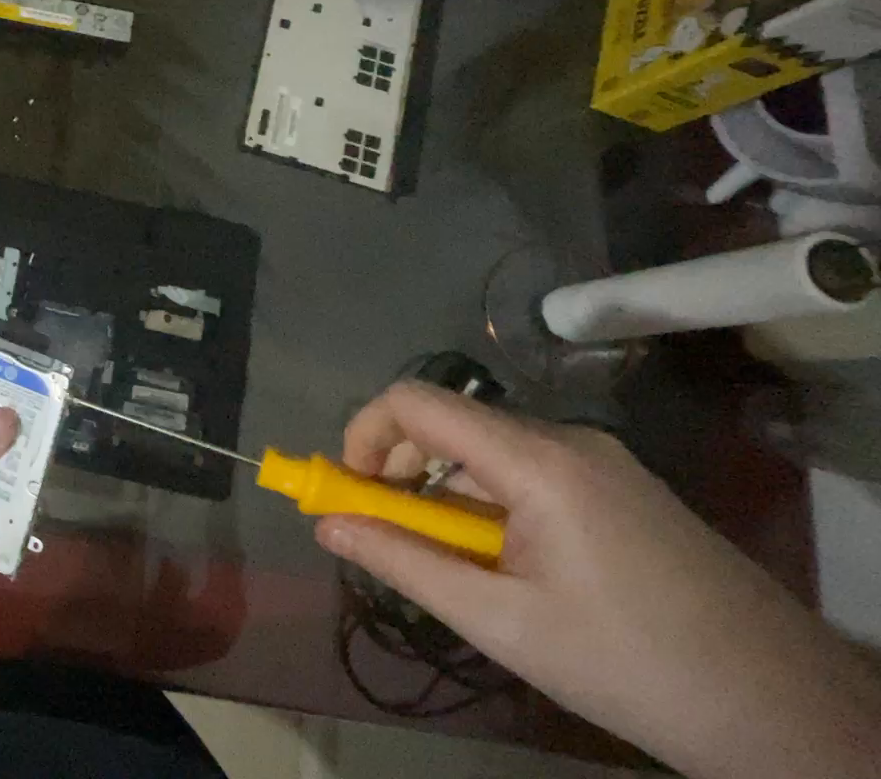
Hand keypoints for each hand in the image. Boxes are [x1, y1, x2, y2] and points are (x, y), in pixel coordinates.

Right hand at [318, 381, 880, 778]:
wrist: (792, 714)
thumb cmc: (629, 665)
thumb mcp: (498, 621)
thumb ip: (402, 562)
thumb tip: (325, 524)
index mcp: (539, 462)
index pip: (416, 402)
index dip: (363, 434)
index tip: (347, 491)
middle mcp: (569, 441)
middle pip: (449, 423)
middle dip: (397, 468)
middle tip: (386, 533)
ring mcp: (601, 461)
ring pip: (484, 448)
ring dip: (441, 490)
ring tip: (447, 559)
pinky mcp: (620, 486)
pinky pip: (525, 468)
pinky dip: (483, 498)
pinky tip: (502, 559)